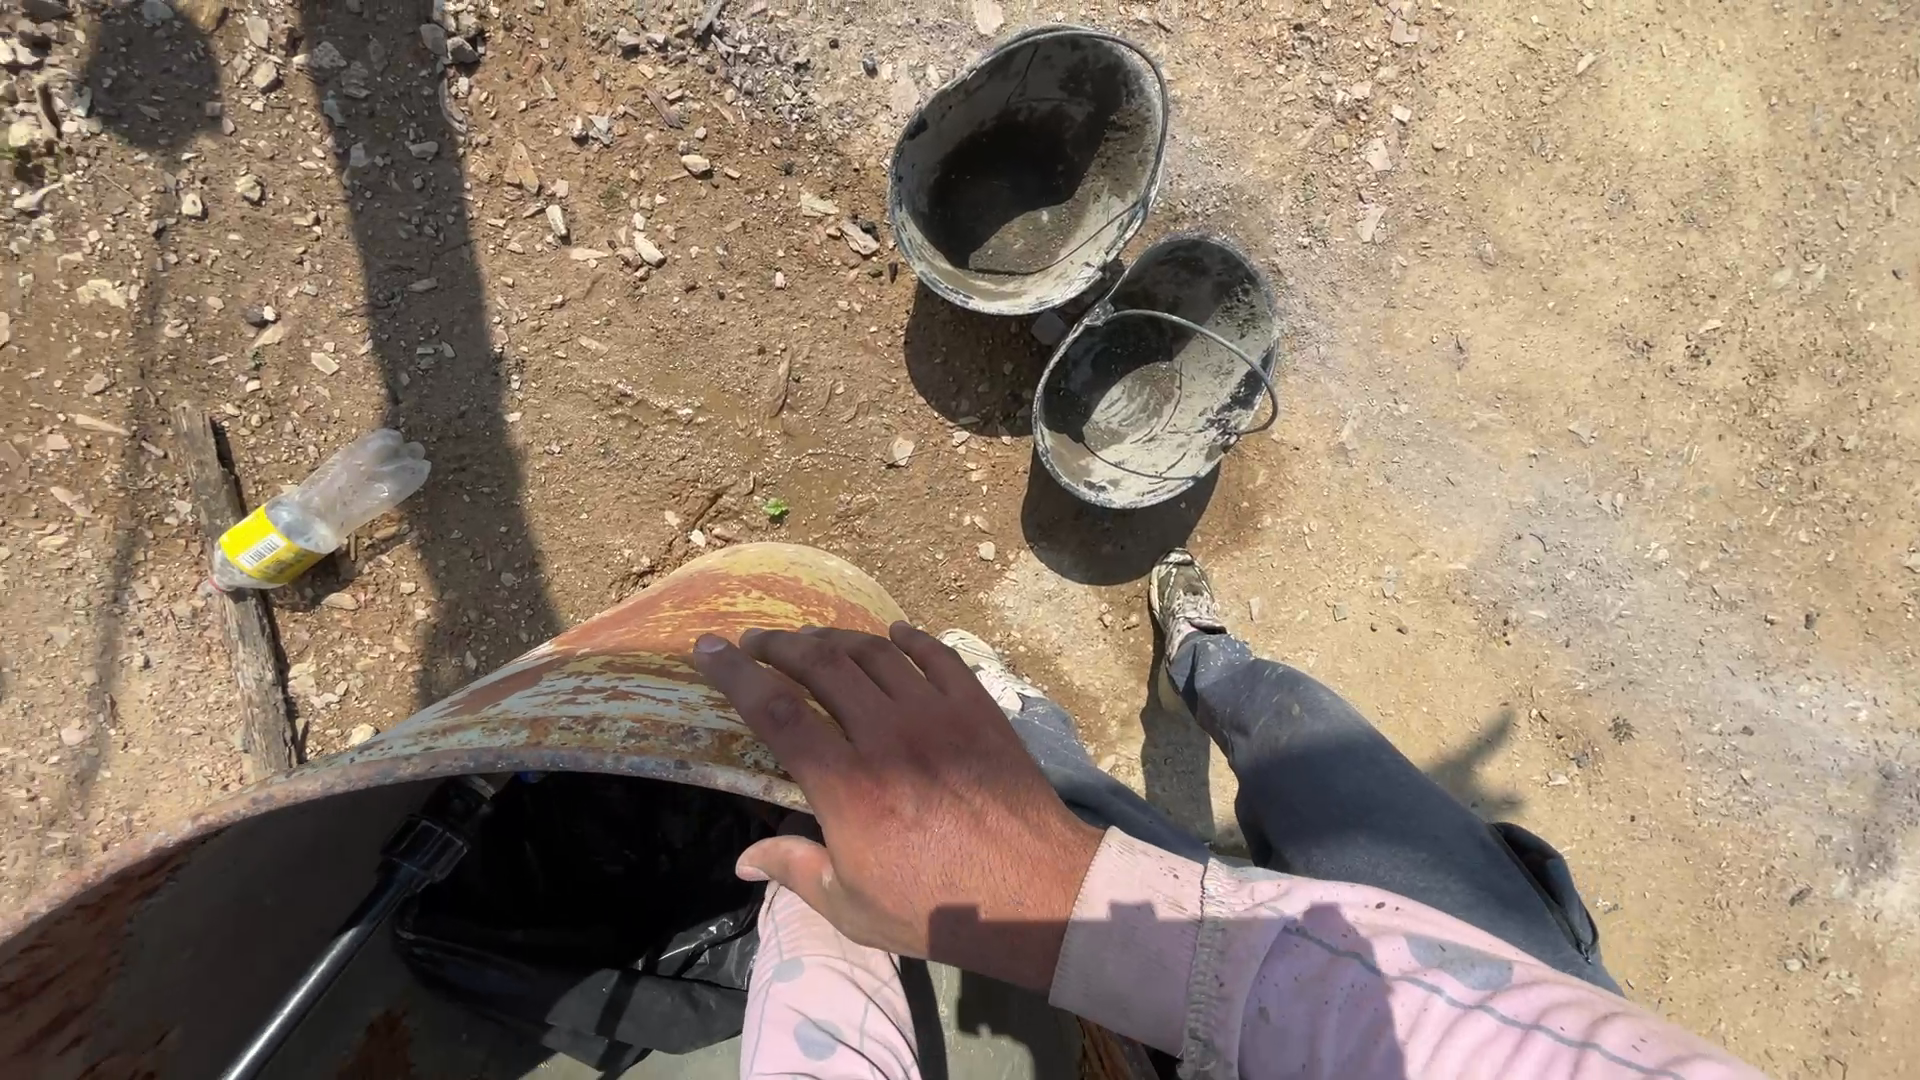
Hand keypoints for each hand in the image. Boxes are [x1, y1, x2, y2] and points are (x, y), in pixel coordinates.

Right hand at [688, 623, 1105, 990]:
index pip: (776, 710)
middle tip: (758, 641)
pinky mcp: (976, 706)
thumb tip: (742, 859)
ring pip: (875, 653)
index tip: (708, 648)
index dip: (736, 674)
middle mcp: (886, 733)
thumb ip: (795, 871)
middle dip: (780, 646)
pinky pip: (937, 655)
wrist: (1036, 889)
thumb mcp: (854, 908)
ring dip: (835, 638)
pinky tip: (893, 633)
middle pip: (821, 666)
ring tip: (812, 639)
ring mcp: (936, 712)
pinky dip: (910, 638)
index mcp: (847, 784)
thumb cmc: (938, 907)